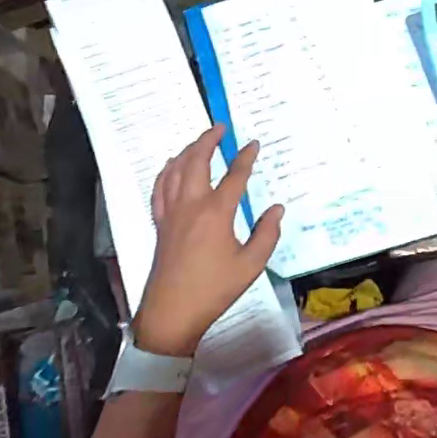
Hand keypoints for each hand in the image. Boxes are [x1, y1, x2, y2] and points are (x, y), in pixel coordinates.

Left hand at [133, 125, 283, 356]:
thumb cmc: (215, 289)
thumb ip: (267, 233)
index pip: (234, 176)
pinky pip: (159, 188)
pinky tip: (171, 167)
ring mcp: (171, 213)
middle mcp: (191, 205)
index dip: (246, 157)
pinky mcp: (160, 223)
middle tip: (220, 127)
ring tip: (199, 140)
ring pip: (175, 171)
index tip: (254, 143)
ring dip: (188, 151)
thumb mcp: (252, 264)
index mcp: (216, 213)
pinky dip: (166, 172)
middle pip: (197, 162)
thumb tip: (277, 209)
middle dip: (209, 140)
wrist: (172, 311)